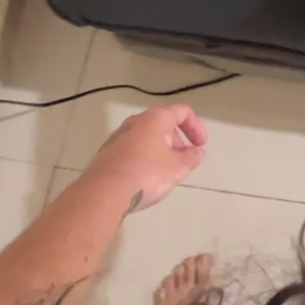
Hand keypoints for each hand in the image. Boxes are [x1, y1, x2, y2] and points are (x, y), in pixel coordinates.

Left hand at [83, 104, 207, 212]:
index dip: (196, 126)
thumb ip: (191, 158)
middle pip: (163, 123)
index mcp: (156, 118)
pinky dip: (144, 158)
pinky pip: (132, 150)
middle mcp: (136, 121)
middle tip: (183, 160)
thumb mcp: (177, 168)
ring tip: (164, 172)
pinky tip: (144, 179)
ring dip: (160, 150)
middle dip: (177, 141)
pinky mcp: (106, 153)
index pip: (182, 111)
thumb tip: (197, 152)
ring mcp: (118, 136)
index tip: (201, 145)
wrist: (103, 193)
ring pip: (146, 137)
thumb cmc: (146, 174)